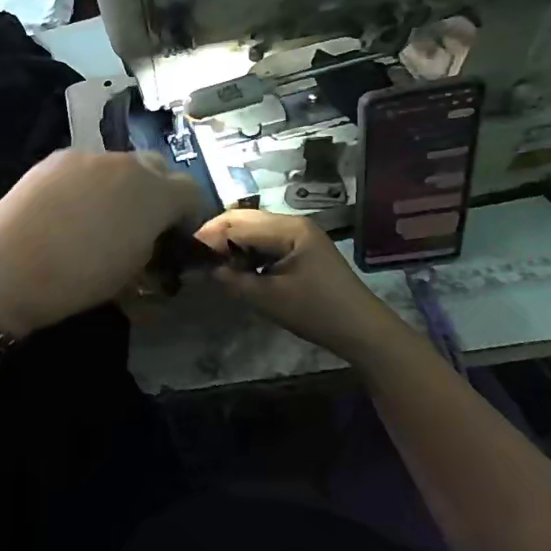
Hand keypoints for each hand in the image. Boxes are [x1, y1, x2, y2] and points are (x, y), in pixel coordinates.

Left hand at [0, 151, 201, 337]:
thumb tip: (156, 240)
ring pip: (121, 165)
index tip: (172, 236)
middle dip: (157, 192)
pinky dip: (90, 182)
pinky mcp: (58, 156)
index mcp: (156, 194)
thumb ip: (154, 247)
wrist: (7, 268)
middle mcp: (128, 165)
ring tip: (99, 216)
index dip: (186, 214)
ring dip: (122, 186)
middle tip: (140, 224)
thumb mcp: (130, 274)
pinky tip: (69, 208)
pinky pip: (88, 166)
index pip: (191, 191)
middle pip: (158, 169)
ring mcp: (90, 156)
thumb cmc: (77, 280)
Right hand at [195, 210, 412, 364]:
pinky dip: (249, 252)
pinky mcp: (302, 249)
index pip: (238, 222)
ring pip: (255, 230)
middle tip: (196, 256)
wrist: (363, 330)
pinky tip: (238, 269)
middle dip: (219, 236)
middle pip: (246, 220)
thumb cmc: (317, 312)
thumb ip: (234, 280)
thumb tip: (205, 268)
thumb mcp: (269, 298)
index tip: (188, 252)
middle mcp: (294, 223)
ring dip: (233, 244)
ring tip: (213, 264)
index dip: (210, 235)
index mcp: (288, 229)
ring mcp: (300, 235)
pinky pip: (267, 242)